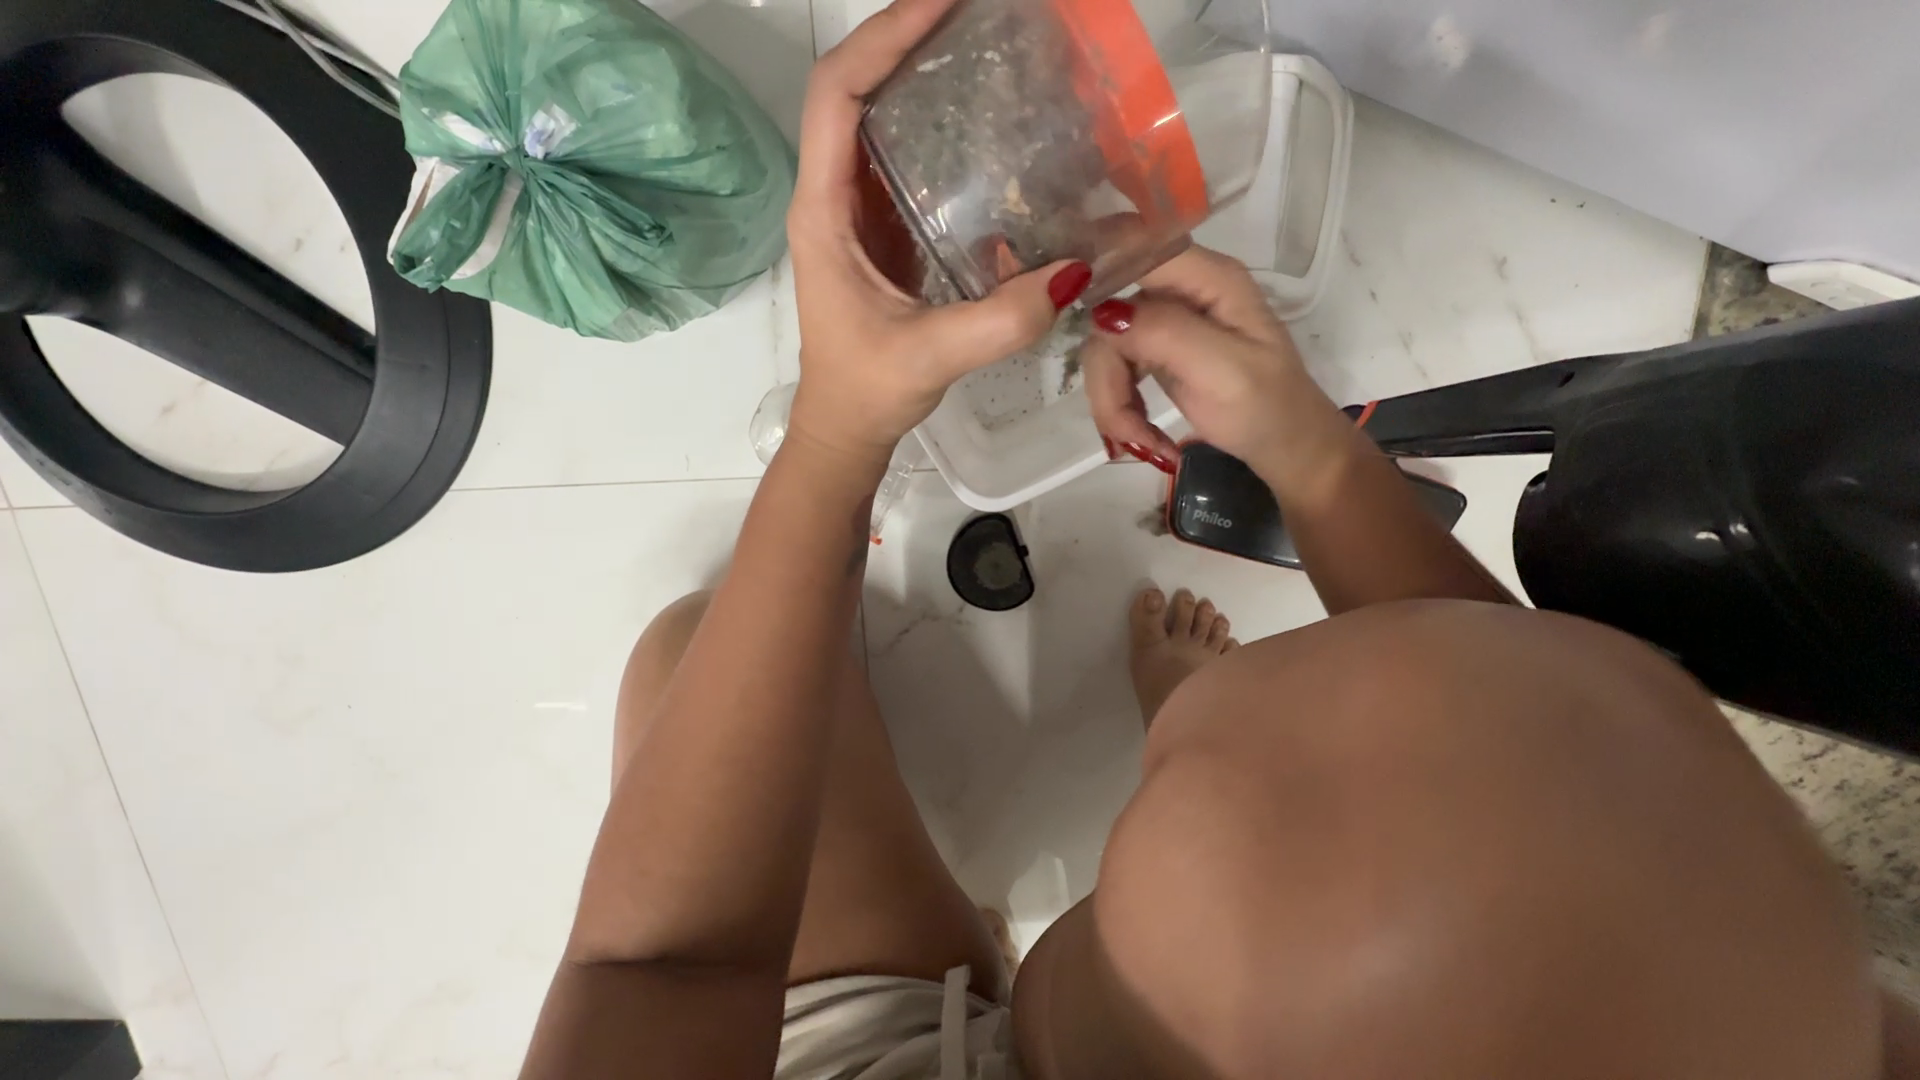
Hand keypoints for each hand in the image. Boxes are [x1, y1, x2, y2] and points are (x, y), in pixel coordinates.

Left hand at [785, 0, 1090, 463]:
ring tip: (986, 52)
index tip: (941, 3)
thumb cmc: (866, 392)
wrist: (846, 428)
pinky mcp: (884, 236)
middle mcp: (833, 200)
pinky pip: (904, 165)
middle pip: (856, 91)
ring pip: (879, 124)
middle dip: (908, 41)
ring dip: (922, 80)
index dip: (883, 38)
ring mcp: (857, 216)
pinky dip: (939, 134)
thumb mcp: (931, 356)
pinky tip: (989, 132)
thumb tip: (1075, 272)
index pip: (836, 96)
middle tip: (976, 17)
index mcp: (825, 213)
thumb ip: (999, 320)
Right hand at [1081, 246, 1353, 489]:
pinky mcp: (1155, 353)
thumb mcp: (1223, 371)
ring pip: (1105, 349)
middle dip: (1108, 379)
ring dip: (1113, 403)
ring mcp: (1166, 323)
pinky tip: (1142, 436)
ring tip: (1142, 443)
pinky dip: (1120, 408)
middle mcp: (1181, 291)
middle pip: (1109, 315)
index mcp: (1207, 278)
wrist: (1285, 447)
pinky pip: (1115, 371)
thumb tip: (1102, 314)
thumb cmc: (1267, 407)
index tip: (1059, 303)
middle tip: (1126, 432)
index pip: (1135, 247)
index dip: (1093, 265)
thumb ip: (1165, 334)